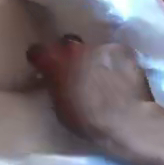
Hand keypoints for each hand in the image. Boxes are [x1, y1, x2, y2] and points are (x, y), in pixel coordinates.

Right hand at [27, 38, 156, 145]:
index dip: (40, 60)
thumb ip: (55, 87)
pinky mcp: (121, 49)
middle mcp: (73, 48)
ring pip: (91, 48)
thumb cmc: (88, 121)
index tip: (43, 69)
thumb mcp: (60, 108)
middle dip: (67, 55)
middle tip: (73, 71)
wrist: (127, 120)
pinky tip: (120, 77)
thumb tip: (54, 82)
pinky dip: (114, 62)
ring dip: (92, 59)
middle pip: (65, 44)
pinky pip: (113, 53)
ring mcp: (98, 46)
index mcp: (53, 62)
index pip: (36, 51)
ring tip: (101, 76)